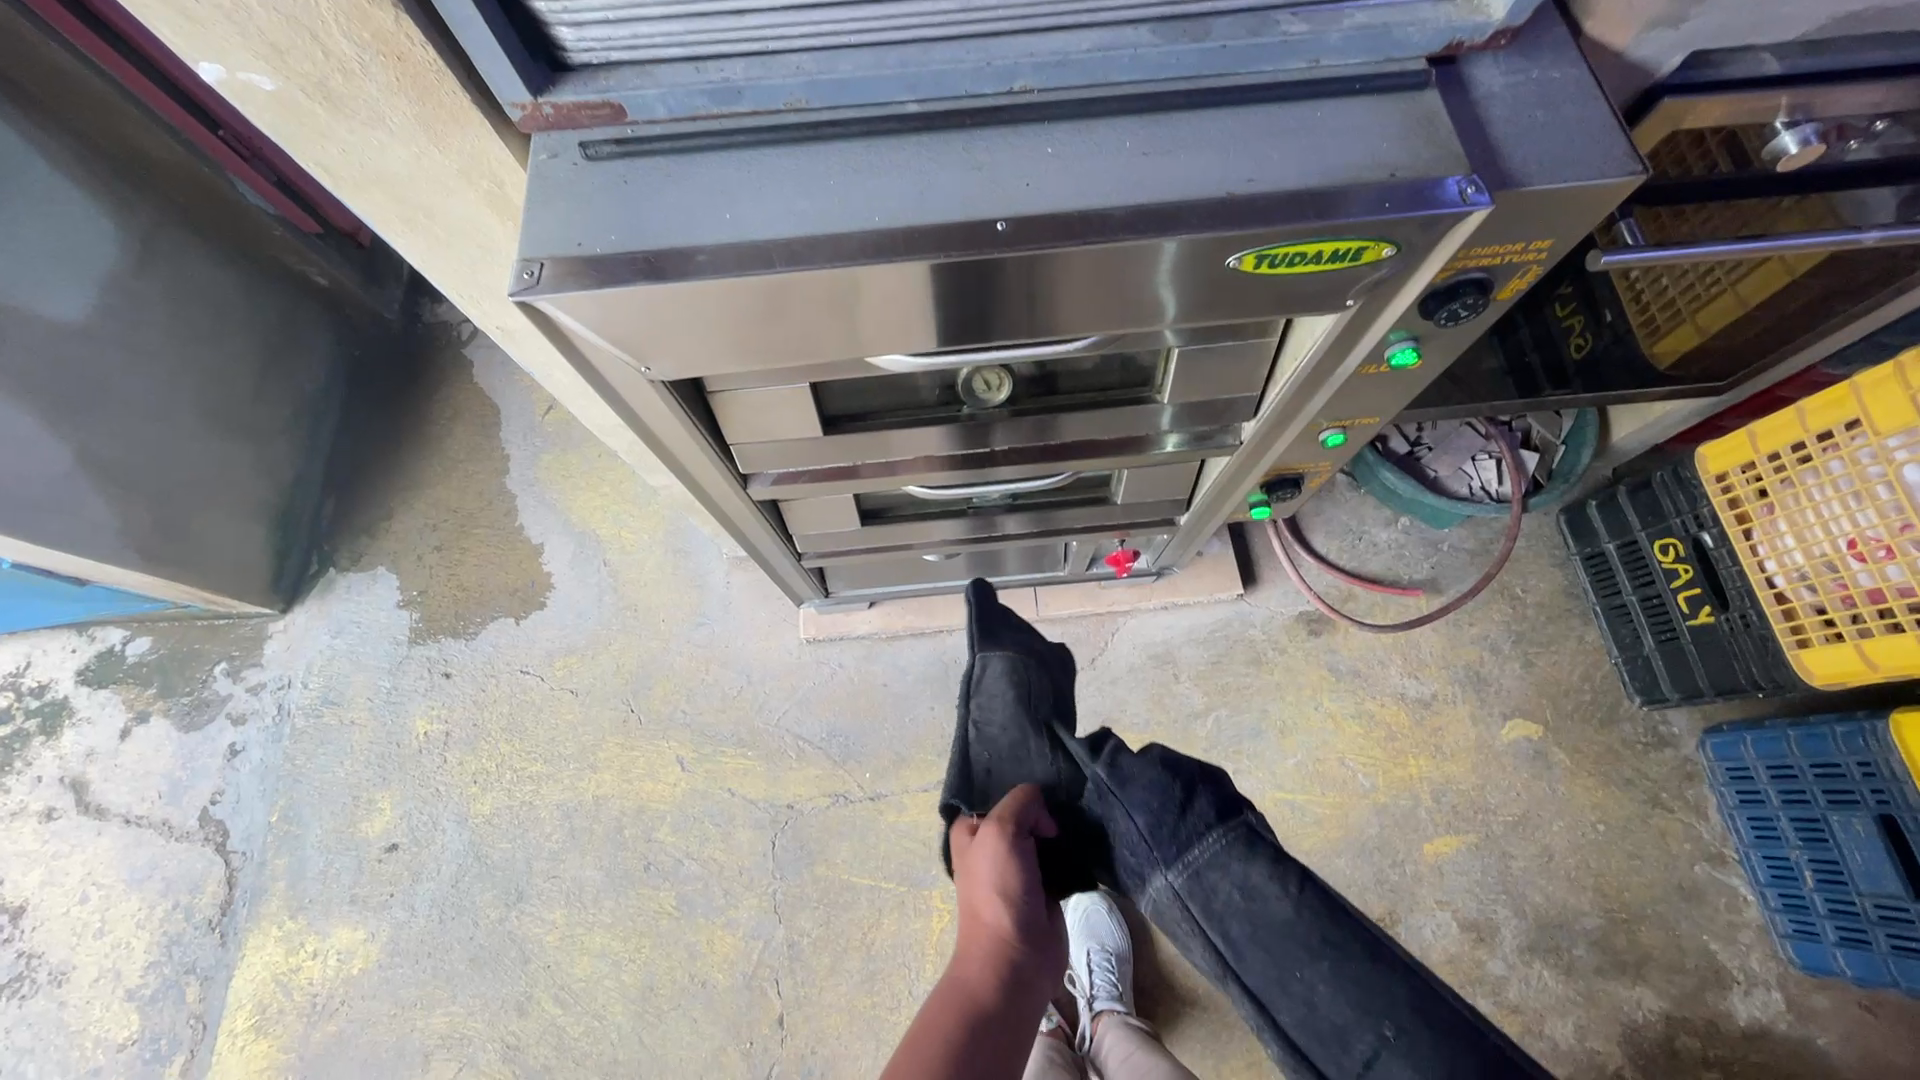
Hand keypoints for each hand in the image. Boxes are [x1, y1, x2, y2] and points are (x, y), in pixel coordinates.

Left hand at [947, 784, 1066, 991]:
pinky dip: (1072, 849)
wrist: (1015, 959)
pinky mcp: (1044, 884)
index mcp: (972, 828)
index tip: (1045, 779)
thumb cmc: (999, 890)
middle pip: (1023, 809)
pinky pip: (1060, 856)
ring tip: (1082, 813)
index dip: (1019, 786)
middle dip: (1044, 804)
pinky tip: (1087, 837)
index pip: (996, 790)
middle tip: (1069, 796)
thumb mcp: (1001, 830)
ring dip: (1061, 825)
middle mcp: (993, 843)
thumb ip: (1021, 802)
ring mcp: (1019, 864)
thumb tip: (1044, 813)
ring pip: (1044, 831)